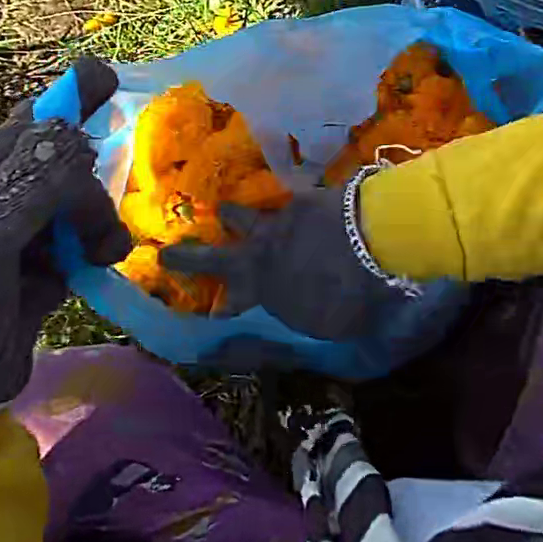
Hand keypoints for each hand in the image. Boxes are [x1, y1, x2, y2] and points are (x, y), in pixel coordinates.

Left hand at [0, 58, 129, 420]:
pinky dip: (100, 248)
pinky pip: (86, 242)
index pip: (29, 123)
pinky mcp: (47, 273)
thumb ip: (31, 182)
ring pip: (81, 203)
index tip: (108, 77)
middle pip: (63, 162)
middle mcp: (4, 200)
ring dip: (99, 220)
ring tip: (103, 249)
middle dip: (90, 175)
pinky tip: (100, 264)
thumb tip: (77, 136)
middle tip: (101, 212)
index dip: (67, 97)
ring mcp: (27, 238)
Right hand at [158, 179, 418, 341]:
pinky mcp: (304, 198)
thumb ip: (287, 335)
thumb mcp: (320, 330)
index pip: (227, 308)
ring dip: (232, 216)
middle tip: (165, 253)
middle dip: (188, 258)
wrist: (377, 238)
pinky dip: (282, 206)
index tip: (205, 320)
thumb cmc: (351, 295)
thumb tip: (255, 342)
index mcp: (261, 290)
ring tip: (222, 209)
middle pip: (214, 258)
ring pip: (244, 218)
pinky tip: (288, 202)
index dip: (216, 315)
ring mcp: (279, 222)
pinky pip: (284, 202)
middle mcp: (259, 255)